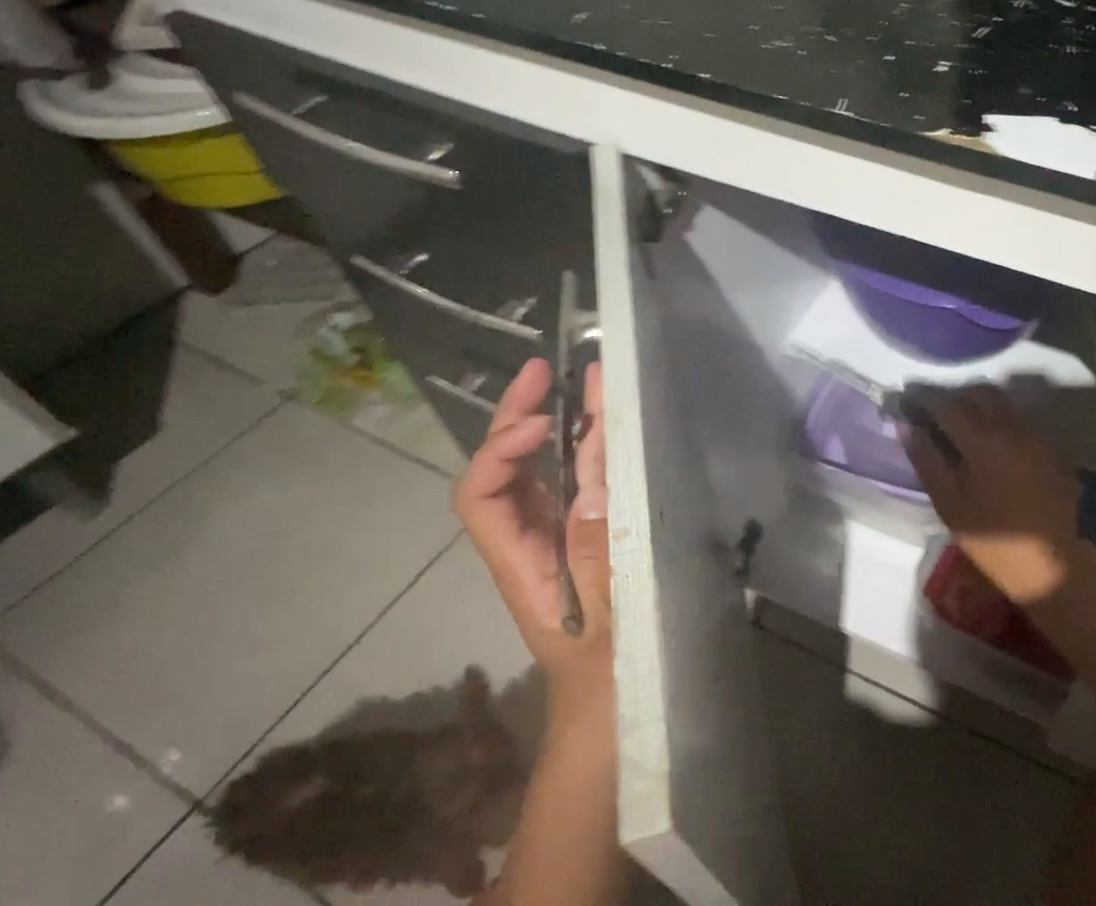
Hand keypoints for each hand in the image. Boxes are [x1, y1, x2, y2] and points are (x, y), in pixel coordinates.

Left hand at [454, 358, 610, 692]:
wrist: (614, 724)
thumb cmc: (611, 685)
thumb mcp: (611, 627)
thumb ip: (601, 561)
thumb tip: (595, 487)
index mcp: (521, 566)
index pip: (482, 496)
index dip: (504, 451)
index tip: (548, 424)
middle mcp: (528, 546)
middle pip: (502, 473)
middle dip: (516, 419)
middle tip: (543, 371)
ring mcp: (556, 546)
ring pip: (538, 477)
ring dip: (552, 428)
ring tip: (578, 385)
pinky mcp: (585, 548)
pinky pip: (574, 492)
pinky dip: (586, 456)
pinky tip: (606, 434)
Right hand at [900, 385, 1082, 603]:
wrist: (1048, 566)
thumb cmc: (991, 541)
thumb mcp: (949, 504)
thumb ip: (926, 459)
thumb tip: (905, 424)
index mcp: (984, 441)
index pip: (947, 404)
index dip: (924, 397)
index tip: (908, 399)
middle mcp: (1014, 428)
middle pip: (980, 393)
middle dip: (955, 395)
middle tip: (936, 411)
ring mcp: (1039, 436)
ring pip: (1005, 403)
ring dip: (981, 404)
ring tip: (964, 424)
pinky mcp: (1055, 449)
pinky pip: (1024, 421)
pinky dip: (1004, 420)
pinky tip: (995, 443)